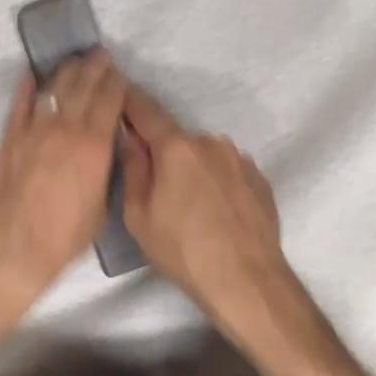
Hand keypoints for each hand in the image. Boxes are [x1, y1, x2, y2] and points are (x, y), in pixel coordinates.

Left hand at [0, 49, 126, 316]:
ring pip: (52, 91)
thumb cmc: (67, 236)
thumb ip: (105, 169)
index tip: (121, 74)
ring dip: (65, 72)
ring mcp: (33, 133)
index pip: (109, 100)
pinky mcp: (9, 143)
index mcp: (94, 145)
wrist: (19, 249)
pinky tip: (31, 77)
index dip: (117, 83)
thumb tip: (107, 148)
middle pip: (81, 86)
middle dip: (94, 67)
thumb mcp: (102, 204)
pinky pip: (19, 108)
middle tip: (100, 55)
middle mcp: (64, 130)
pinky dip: (26, 89)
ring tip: (74, 61)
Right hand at [120, 87, 290, 340]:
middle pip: (175, 139)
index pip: (146, 110)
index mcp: (177, 148)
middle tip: (151, 187)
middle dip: (160, 153)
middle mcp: (211, 142)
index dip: (128, 102)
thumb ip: (132, 170)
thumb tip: (129, 140)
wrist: (245, 279)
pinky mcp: (258, 179)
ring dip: (189, 170)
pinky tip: (210, 214)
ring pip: (202, 156)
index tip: (117, 96)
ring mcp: (239, 159)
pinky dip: (212, 184)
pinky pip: (225, 173)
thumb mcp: (139, 216)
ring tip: (185, 207)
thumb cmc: (181, 250)